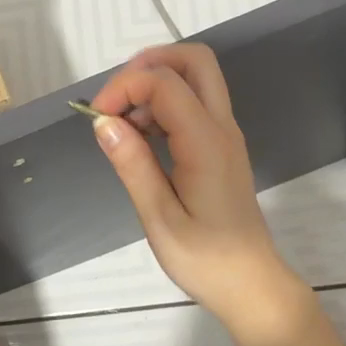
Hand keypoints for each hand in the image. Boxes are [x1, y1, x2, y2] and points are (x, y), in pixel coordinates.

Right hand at [89, 44, 313, 345]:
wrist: (250, 283)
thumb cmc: (204, 259)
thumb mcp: (159, 218)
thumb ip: (133, 165)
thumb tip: (103, 123)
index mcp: (205, 143)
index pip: (164, 83)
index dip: (124, 87)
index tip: (95, 118)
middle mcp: (222, 128)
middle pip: (194, 61)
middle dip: (149, 65)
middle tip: (115, 98)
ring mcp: (226, 137)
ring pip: (197, 80)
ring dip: (157, 84)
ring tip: (124, 125)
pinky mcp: (221, 150)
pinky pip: (196, 106)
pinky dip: (165, 106)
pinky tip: (142, 139)